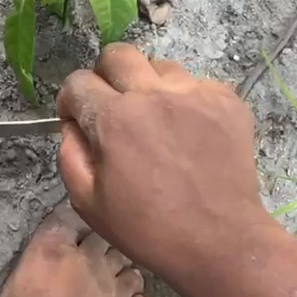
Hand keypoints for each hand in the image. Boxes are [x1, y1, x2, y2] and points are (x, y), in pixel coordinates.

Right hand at [58, 45, 278, 289]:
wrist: (220, 242)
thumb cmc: (147, 229)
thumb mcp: (86, 202)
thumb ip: (70, 154)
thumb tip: (73, 126)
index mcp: (114, 119)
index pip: (78, 81)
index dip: (71, 101)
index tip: (78, 121)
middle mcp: (153, 95)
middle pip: (118, 54)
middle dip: (105, 77)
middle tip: (112, 108)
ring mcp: (195, 94)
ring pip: (159, 66)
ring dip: (147, 87)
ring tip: (155, 121)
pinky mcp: (227, 101)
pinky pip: (195, 84)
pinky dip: (184, 101)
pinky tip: (187, 133)